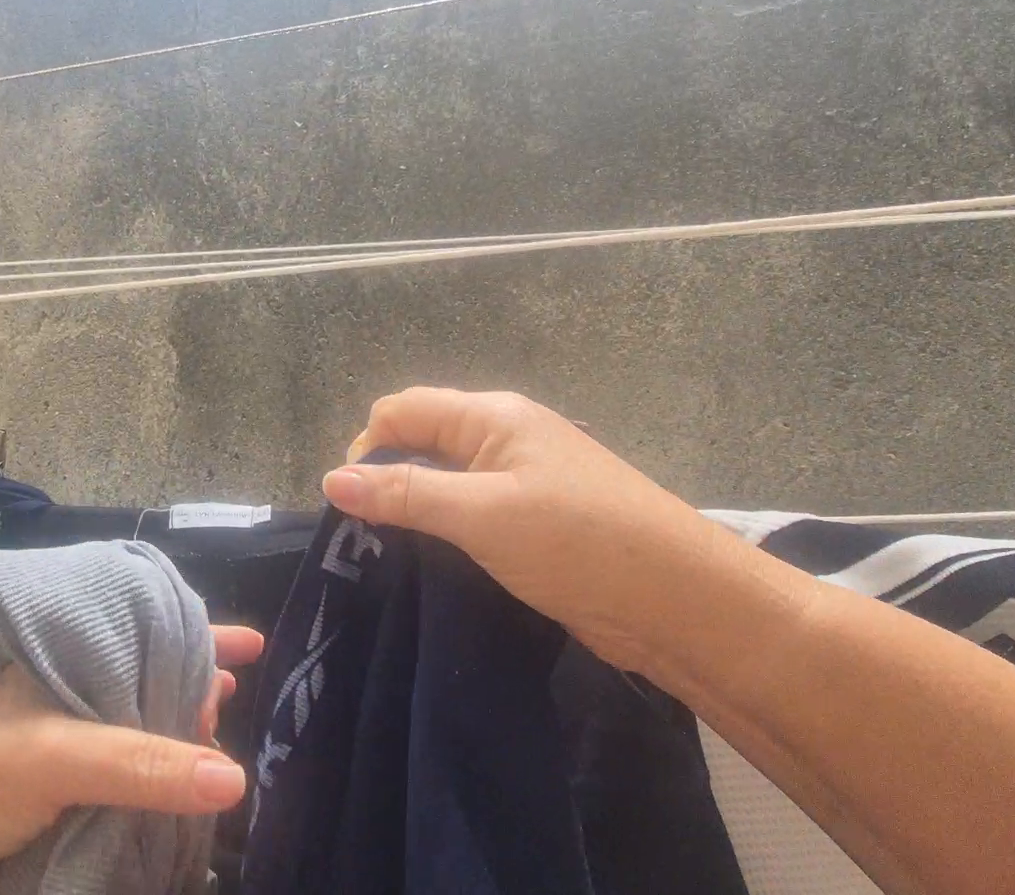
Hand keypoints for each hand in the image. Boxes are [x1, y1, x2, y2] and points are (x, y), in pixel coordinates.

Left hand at [0, 625, 264, 894]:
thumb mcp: (56, 753)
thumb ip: (141, 763)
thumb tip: (233, 779)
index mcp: (68, 663)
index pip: (144, 634)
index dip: (199, 634)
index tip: (255, 642)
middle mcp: (76, 701)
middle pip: (156, 685)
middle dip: (198, 689)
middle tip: (234, 696)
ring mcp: (75, 754)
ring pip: (150, 739)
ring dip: (186, 742)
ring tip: (222, 743)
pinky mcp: (73, 804)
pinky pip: (137, 790)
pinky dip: (166, 791)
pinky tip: (192, 798)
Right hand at [321, 387, 806, 673]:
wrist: (684, 604)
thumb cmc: (580, 542)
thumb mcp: (482, 514)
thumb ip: (404, 494)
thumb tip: (330, 480)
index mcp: (491, 416)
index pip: (400, 410)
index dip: (367, 449)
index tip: (353, 505)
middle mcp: (501, 437)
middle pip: (418, 440)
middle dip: (385, 478)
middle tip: (370, 535)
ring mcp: (520, 480)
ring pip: (441, 480)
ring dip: (413, 508)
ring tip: (393, 553)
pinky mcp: (531, 521)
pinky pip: (468, 512)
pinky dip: (442, 530)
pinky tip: (432, 562)